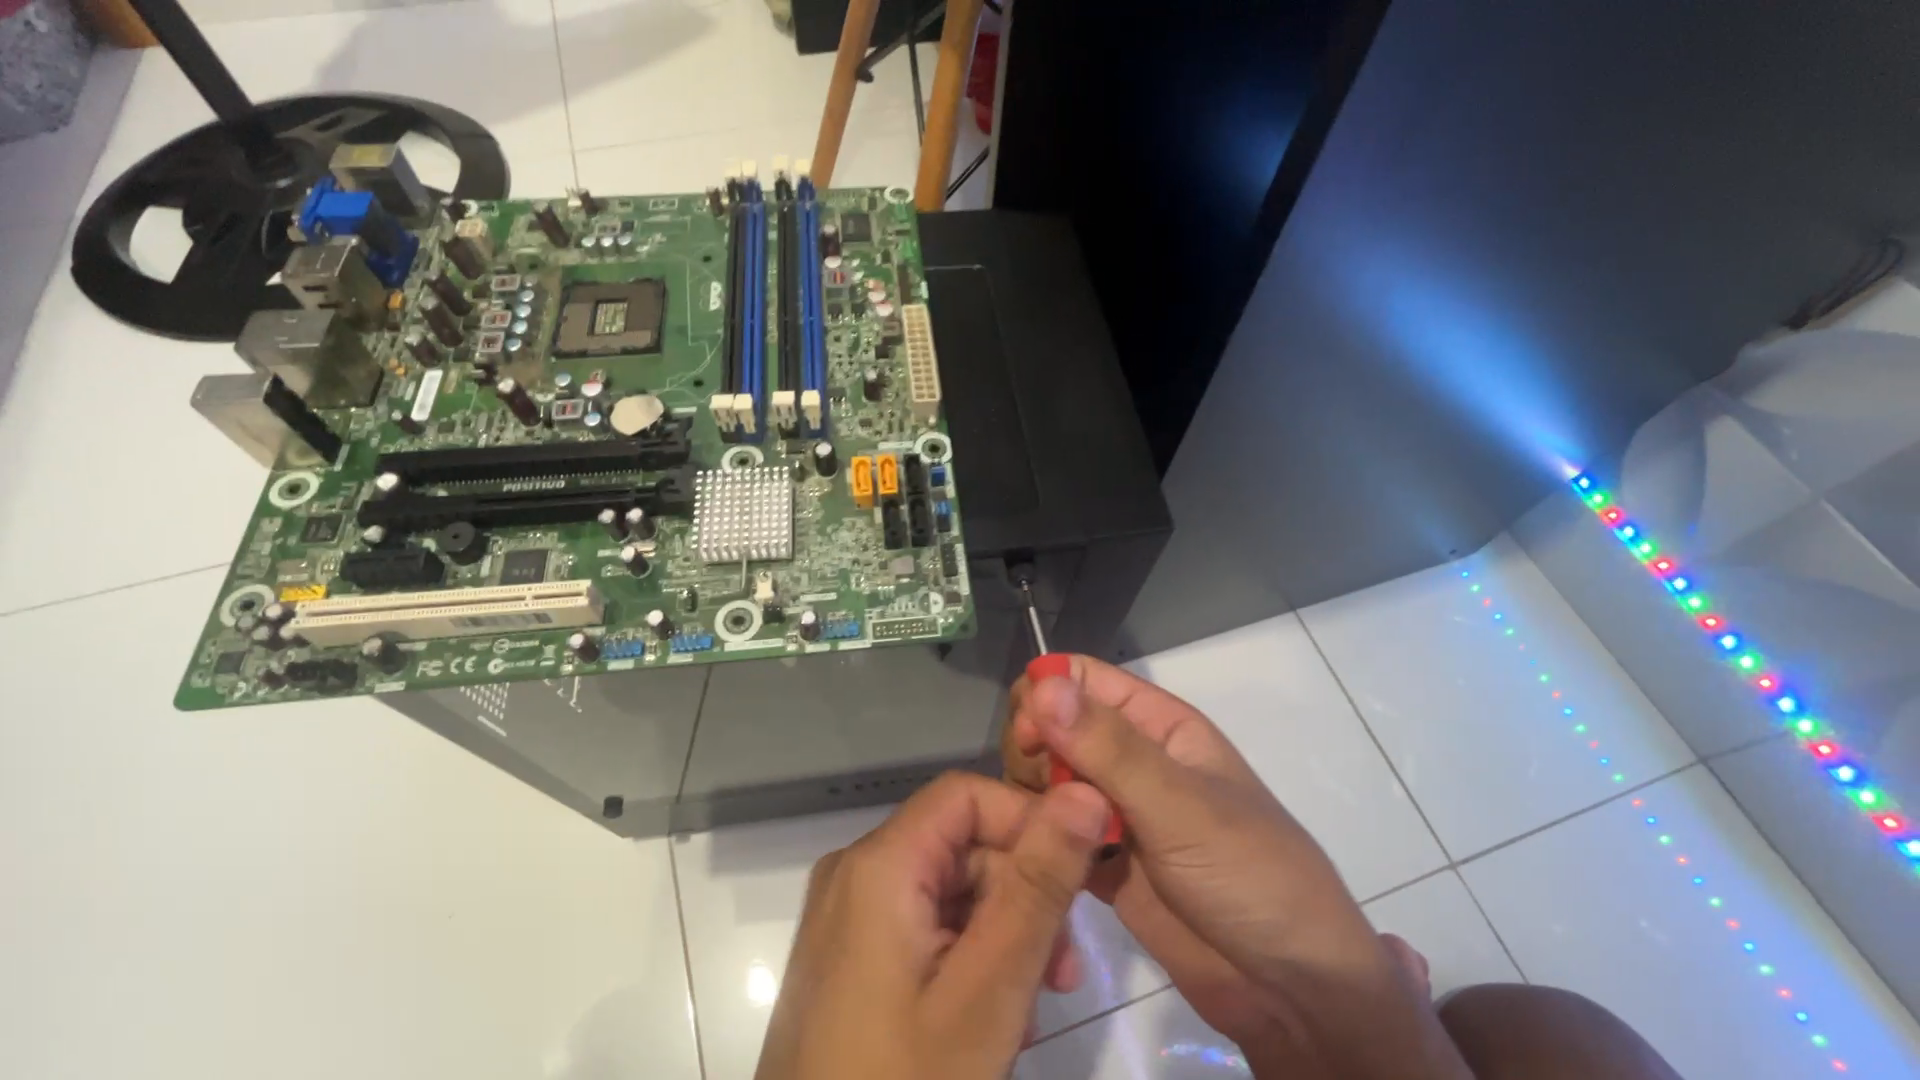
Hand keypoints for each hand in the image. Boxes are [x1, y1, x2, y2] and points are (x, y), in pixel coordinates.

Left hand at [755, 772, 1112, 1079]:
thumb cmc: (906, 1078)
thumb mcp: (988, 988)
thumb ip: (1037, 886)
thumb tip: (1083, 791)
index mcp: (879, 864)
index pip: (967, 794)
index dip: (1028, 822)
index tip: (1077, 880)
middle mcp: (855, 874)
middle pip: (960, 844)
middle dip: (1023, 892)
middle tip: (1063, 971)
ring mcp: (847, 917)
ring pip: (948, 889)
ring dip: (1003, 932)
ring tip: (1032, 1005)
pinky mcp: (850, 956)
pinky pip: (923, 926)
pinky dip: (967, 956)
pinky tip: (992, 1015)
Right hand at [1004, 656, 1470, 1078]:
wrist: (1288, 988)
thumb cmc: (1250, 875)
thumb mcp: (1182, 806)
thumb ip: (1110, 749)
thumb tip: (1041, 685)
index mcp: (1159, 726)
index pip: (1081, 680)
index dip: (1046, 696)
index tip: (1030, 739)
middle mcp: (1129, 761)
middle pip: (1052, 729)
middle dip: (1034, 754)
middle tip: (1045, 798)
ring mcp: (1113, 814)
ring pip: (1045, 782)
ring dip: (1031, 801)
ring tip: (1041, 838)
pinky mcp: (1099, 863)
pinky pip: (1051, 835)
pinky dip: (1036, 842)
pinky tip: (1033, 864)